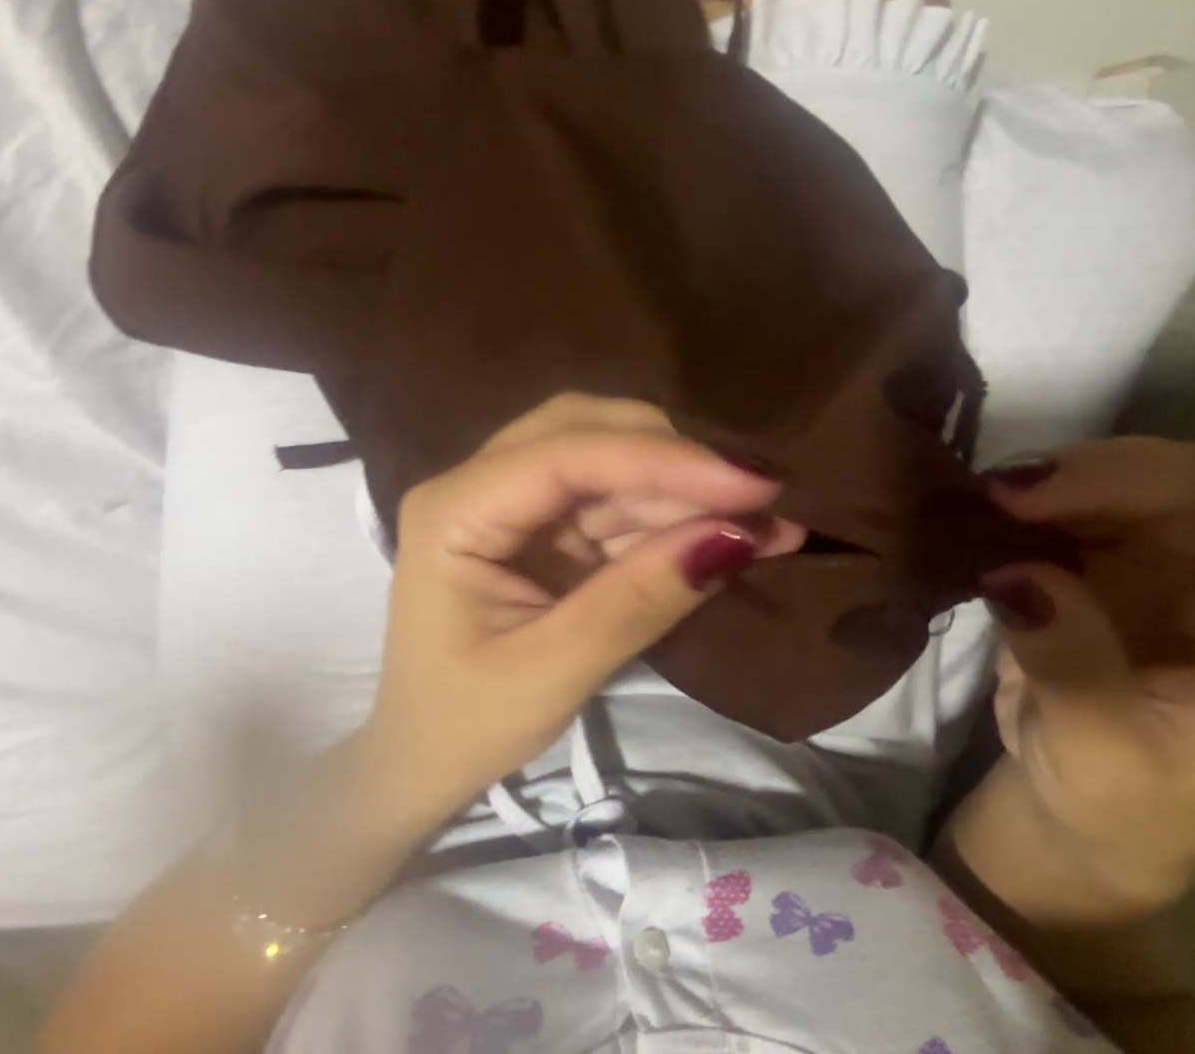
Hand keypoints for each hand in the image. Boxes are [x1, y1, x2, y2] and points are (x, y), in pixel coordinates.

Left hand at [363, 394, 802, 813]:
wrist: (424, 760)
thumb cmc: (466, 725)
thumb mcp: (551, 672)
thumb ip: (637, 600)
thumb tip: (736, 536)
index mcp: (453, 512)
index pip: (562, 455)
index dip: (661, 460)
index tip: (752, 484)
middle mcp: (478, 488)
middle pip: (584, 434)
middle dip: (675, 459)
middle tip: (763, 495)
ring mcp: (512, 506)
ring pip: (607, 465)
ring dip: (684, 487)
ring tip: (771, 518)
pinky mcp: (543, 532)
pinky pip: (613, 506)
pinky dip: (671, 517)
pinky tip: (729, 534)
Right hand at [977, 438, 1194, 905]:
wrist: (1076, 808)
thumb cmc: (1124, 799)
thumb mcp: (1107, 753)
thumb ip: (1072, 665)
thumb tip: (1014, 574)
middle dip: (1125, 475)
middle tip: (1020, 498)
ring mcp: (1165, 558)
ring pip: (1137, 470)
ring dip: (1066, 477)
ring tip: (993, 502)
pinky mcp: (1097, 555)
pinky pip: (1072, 495)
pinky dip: (1030, 496)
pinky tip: (986, 515)